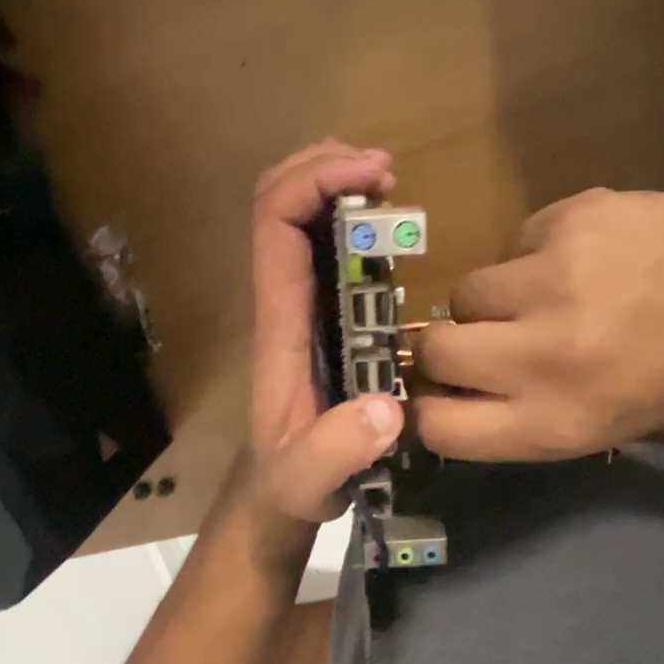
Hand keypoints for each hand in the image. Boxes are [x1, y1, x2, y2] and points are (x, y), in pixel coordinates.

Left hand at [250, 142, 406, 519]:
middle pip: (278, 204)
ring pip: (297, 220)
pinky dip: (348, 218)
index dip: (315, 183)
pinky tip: (384, 226)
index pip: (275, 227)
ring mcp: (301, 308)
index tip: (375, 176)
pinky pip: (323, 250)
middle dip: (325, 168)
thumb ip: (338, 451)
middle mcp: (285, 303)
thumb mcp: (310, 479)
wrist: (280, 495)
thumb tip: (387, 409)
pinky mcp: (323, 320)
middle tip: (386, 173)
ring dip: (335, 185)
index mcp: (279, 324)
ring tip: (388, 185)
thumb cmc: (291, 483)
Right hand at [411, 189, 663, 460]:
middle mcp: (543, 354)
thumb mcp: (591, 433)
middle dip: (454, 350)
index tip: (448, 395)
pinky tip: (588, 261)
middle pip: (434, 350)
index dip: (432, 410)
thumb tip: (446, 387)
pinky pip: (516, 242)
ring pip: (467, 289)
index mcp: (552, 422)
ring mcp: (558, 277)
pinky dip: (536, 256)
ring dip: (495, 300)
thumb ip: (512, 417)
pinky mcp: (576, 216)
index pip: (436, 424)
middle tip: (498, 342)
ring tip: (552, 297)